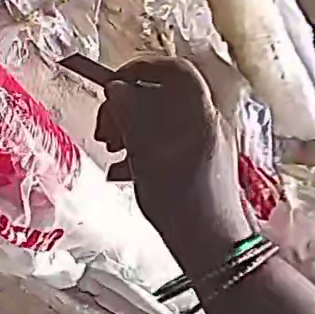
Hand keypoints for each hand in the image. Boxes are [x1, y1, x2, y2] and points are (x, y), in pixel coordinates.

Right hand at [94, 57, 249, 269]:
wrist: (210, 244)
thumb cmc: (178, 200)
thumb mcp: (145, 154)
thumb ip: (131, 115)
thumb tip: (116, 87)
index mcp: (198, 115)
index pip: (173, 69)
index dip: (139, 69)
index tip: (110, 85)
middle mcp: (205, 122)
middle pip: (160, 93)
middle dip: (125, 105)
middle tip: (104, 131)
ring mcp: (204, 141)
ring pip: (158, 116)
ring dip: (129, 125)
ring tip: (111, 149)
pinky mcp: (198, 159)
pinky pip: (164, 137)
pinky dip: (141, 144)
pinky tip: (123, 168)